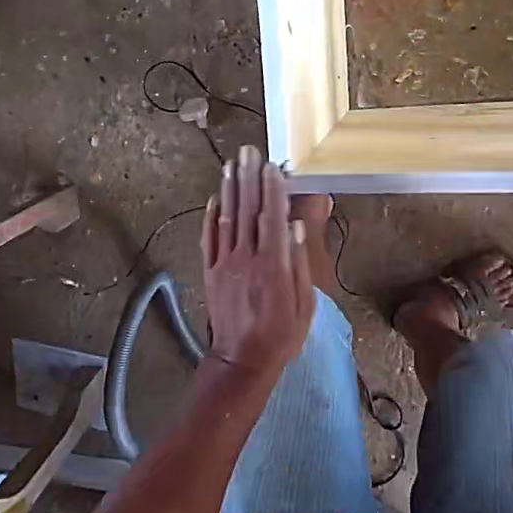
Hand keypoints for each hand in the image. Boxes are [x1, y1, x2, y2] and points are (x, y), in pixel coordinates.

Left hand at [201, 145, 314, 382]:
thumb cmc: (280, 336)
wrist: (241, 360)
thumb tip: (297, 226)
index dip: (272, 190)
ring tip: (231, 164)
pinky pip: (209, 237)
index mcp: (273, 266)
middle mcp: (245, 259)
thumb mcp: (304, 305)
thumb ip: (299, 263)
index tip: (272, 166)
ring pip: (226, 218)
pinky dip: (210, 216)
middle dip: (249, 178)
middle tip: (249, 151)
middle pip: (247, 210)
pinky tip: (214, 198)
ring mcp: (224, 263)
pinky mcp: (209, 270)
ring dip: (229, 189)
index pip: (272, 218)